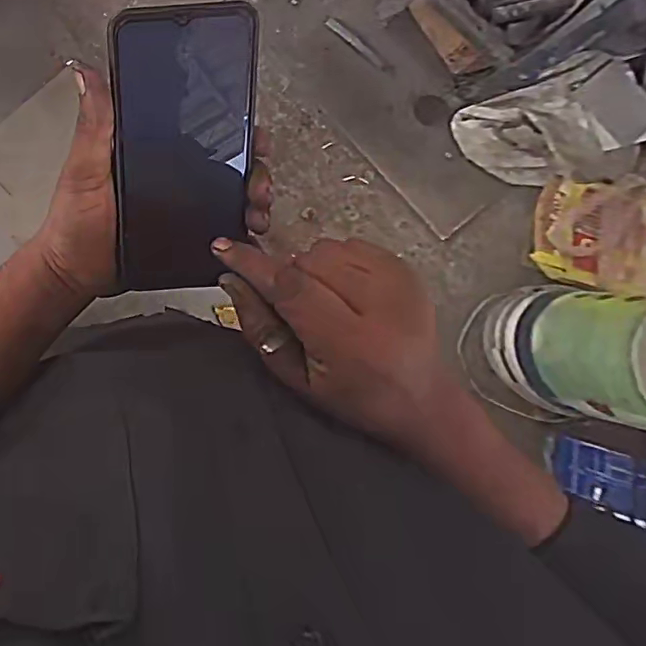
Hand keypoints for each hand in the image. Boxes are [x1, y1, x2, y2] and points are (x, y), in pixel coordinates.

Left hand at [33, 64, 274, 299]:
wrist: (75, 272)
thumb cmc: (73, 221)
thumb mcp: (84, 167)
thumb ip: (94, 124)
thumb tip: (87, 74)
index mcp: (149, 152)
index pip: (199, 129)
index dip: (232, 128)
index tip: (252, 132)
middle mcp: (169, 175)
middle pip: (226, 162)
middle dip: (253, 166)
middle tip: (258, 179)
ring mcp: (180, 205)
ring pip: (230, 194)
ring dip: (252, 197)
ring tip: (255, 208)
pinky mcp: (184, 235)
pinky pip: (220, 227)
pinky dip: (239, 228)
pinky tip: (248, 230)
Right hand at [213, 237, 460, 452]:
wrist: (423, 400)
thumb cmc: (354, 396)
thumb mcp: (295, 376)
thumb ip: (259, 327)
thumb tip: (232, 280)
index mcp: (351, 343)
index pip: (291, 288)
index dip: (253, 265)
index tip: (223, 248)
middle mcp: (382, 307)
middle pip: (305, 263)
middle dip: (286, 276)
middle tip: (294, 309)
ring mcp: (400, 284)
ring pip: (324, 248)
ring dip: (310, 268)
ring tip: (323, 300)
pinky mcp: (407, 270)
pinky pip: (349, 244)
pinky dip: (335, 261)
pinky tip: (344, 290)